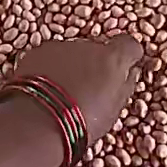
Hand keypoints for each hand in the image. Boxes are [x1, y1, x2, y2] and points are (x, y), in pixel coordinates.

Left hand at [7, 35, 143, 144]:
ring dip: (71, 66)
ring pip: (71, 53)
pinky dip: (50, 68)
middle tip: (89, 90)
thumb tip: (129, 72)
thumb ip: (124, 85)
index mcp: (112, 59)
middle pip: (97, 49)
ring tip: (64, 94)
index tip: (126, 66)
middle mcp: (87, 46)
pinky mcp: (37, 52)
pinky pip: (49, 57)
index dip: (128, 55)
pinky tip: (46, 90)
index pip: (129, 45)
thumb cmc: (82, 121)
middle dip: (95, 64)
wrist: (38, 121)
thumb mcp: (114, 110)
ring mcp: (60, 47)